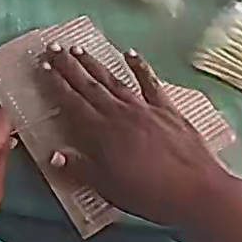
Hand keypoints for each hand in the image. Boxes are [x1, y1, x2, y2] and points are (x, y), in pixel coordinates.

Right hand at [42, 45, 241, 232]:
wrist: (199, 192)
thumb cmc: (148, 194)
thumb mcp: (107, 186)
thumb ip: (79, 168)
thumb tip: (52, 154)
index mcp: (100, 132)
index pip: (71, 102)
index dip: (55, 83)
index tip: (42, 67)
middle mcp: (119, 113)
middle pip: (88, 85)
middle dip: (68, 65)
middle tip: (53, 47)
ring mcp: (144, 108)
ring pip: (113, 80)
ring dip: (94, 63)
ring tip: (78, 48)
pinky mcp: (167, 110)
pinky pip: (150, 83)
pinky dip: (140, 67)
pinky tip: (130, 54)